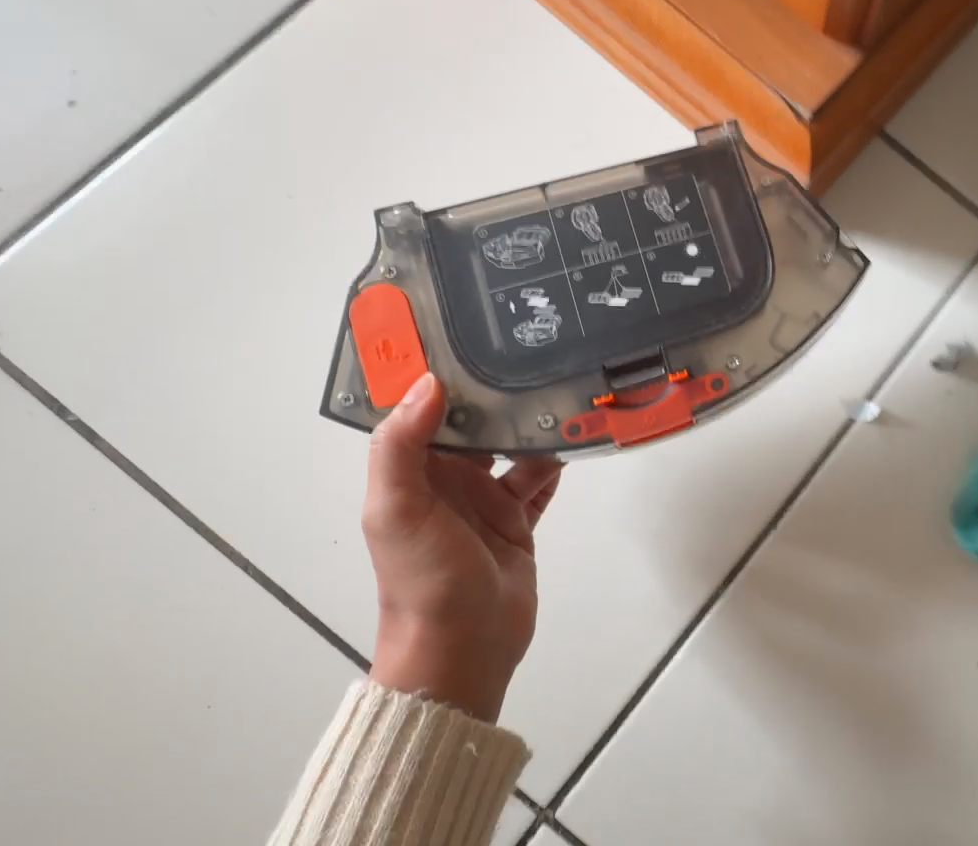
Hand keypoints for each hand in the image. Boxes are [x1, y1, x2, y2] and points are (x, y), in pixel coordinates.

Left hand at [362, 373, 560, 720]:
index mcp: (411, 471)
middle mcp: (447, 478)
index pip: (418, 409)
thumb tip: (428, 382)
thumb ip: (401, 447)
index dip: (431, 371)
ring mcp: (486, 497)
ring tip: (562, 384)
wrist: (464, 650)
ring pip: (512, 444)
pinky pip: (541, 477)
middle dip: (494, 388)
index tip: (459, 329)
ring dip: (532, 420)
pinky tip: (579, 432)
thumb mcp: (398, 511)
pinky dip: (559, 456)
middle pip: (472, 421)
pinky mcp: (519, 517)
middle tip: (528, 347)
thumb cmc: (422, 580)